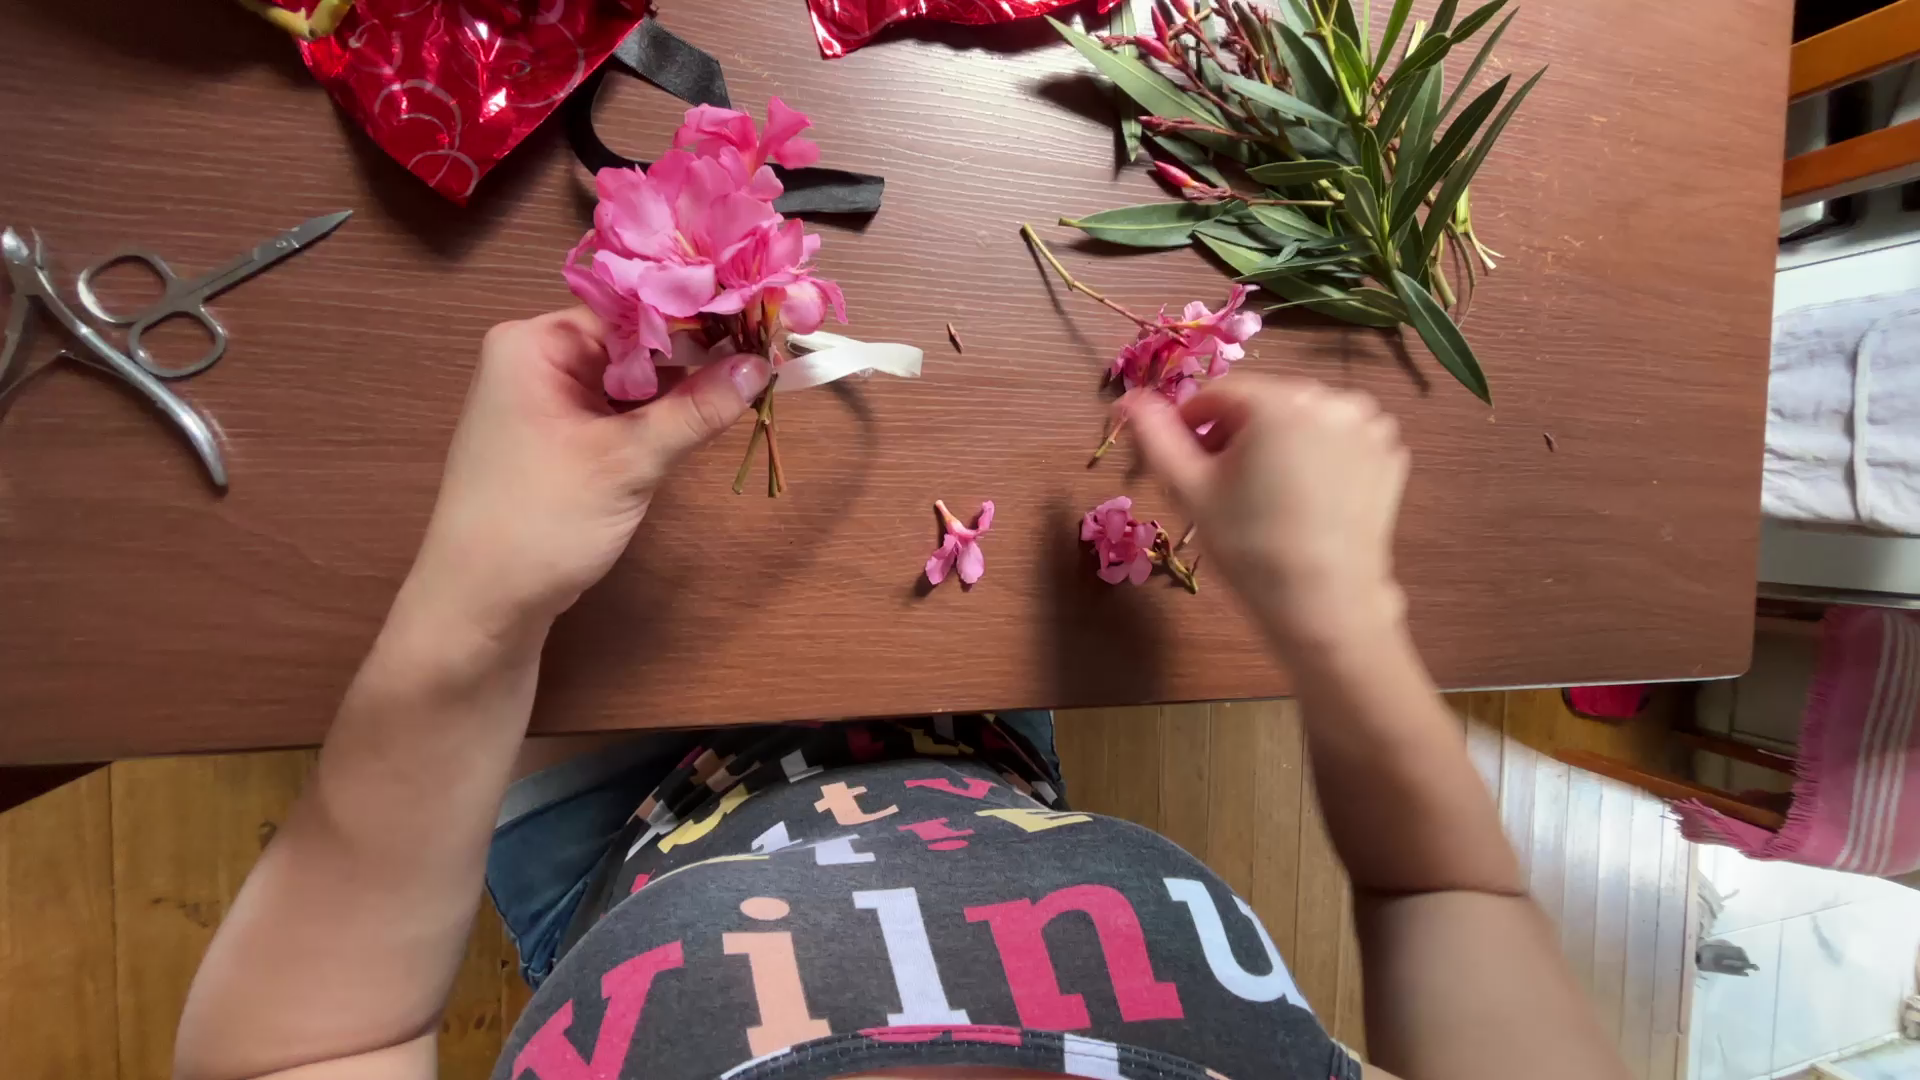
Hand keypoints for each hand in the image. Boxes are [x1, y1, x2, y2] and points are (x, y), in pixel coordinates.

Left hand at [404, 308, 768, 645]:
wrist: (485, 602)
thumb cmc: (542, 520)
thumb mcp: (627, 460)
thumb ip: (696, 411)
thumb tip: (761, 365)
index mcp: (537, 344)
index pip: (631, 309)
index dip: (696, 312)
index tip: (758, 317)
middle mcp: (543, 359)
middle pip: (636, 340)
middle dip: (698, 350)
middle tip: (766, 351)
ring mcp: (555, 399)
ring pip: (637, 377)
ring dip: (687, 384)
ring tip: (751, 377)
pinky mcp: (570, 435)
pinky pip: (627, 408)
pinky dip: (667, 412)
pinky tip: (711, 411)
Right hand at [1126, 376, 1409, 653]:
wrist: (1323, 601)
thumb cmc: (1247, 544)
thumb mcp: (1189, 489)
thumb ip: (1154, 436)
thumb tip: (1127, 399)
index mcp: (1279, 401)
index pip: (1218, 393)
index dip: (1192, 425)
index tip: (1185, 464)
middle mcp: (1331, 398)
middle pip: (1261, 403)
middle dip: (1234, 434)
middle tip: (1220, 485)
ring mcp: (1367, 425)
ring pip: (1298, 419)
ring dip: (1273, 442)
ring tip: (1261, 492)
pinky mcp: (1389, 452)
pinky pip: (1335, 438)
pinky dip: (1313, 455)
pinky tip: (1301, 495)